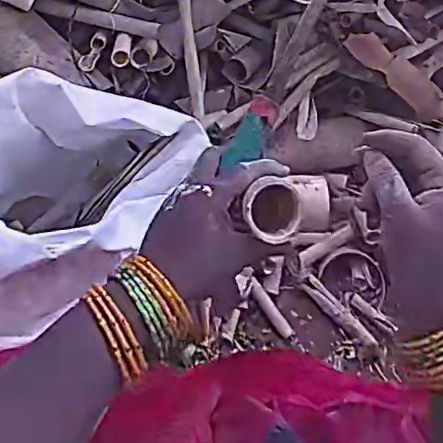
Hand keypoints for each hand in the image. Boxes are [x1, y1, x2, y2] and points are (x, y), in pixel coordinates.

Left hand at [139, 147, 284, 307]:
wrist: (155, 285)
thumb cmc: (196, 268)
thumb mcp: (236, 256)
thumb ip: (264, 245)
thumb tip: (287, 243)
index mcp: (211, 193)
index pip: (243, 170)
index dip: (266, 168)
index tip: (281, 171)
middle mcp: (192, 188)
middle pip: (214, 157)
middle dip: (234, 157)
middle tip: (251, 172)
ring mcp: (176, 196)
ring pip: (199, 171)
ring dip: (218, 174)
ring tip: (236, 193)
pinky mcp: (167, 209)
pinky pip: (190, 188)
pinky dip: (206, 190)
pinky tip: (215, 210)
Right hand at [359, 129, 442, 337]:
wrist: (432, 312)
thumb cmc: (421, 263)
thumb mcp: (399, 216)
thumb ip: (385, 179)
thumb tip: (370, 153)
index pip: (417, 146)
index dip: (388, 139)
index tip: (362, 141)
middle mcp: (441, 191)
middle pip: (406, 163)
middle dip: (381, 170)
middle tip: (360, 178)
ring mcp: (431, 208)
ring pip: (398, 182)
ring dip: (378, 190)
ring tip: (369, 211)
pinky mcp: (420, 224)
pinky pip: (397, 201)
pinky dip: (382, 205)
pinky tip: (374, 221)